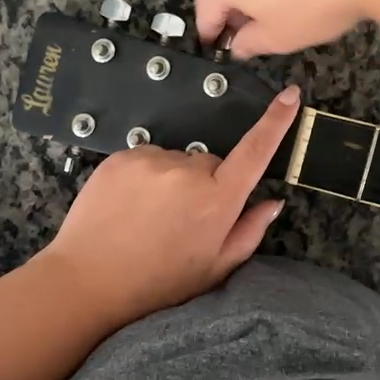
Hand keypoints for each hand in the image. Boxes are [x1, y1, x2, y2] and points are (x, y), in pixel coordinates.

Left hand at [39, 86, 301, 324]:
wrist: (88, 282)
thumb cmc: (157, 284)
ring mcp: (151, 160)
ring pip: (176, 161)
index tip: (291, 94)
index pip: (256, 150)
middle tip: (182, 221)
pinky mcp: (121, 157)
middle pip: (211, 162)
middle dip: (205, 183)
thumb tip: (273, 201)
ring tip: (150, 218)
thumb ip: (249, 231)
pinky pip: (145, 158)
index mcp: (218, 200)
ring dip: (171, 180)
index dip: (276, 120)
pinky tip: (130, 207)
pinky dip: (144, 177)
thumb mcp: (215, 269)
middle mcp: (188, 172)